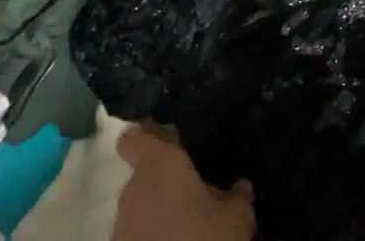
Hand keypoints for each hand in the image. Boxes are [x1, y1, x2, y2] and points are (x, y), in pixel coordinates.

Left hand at [112, 124, 255, 240]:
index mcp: (159, 164)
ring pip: (145, 202)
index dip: (149, 133)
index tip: (168, 134)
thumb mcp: (234, 220)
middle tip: (200, 183)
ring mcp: (122, 220)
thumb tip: (241, 187)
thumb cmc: (198, 239)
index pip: (136, 137)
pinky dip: (157, 229)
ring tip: (195, 216)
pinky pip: (141, 228)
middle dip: (170, 177)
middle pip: (147, 172)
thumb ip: (238, 199)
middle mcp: (134, 187)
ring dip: (165, 206)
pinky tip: (182, 235)